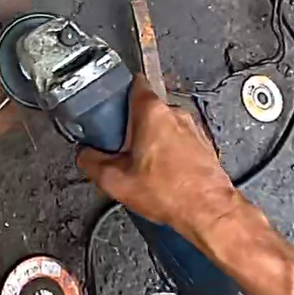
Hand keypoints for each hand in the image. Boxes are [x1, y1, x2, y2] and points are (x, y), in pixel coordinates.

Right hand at [77, 76, 245, 245]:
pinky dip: (168, 150)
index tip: (109, 103)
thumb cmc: (171, 193)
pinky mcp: (203, 144)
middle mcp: (175, 113)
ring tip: (140, 163)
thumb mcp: (114, 181)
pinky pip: (179, 139)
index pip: (134, 82)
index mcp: (151, 112)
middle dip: (131, 123)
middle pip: (146, 107)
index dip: (119, 91)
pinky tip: (161, 172)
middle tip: (119, 144)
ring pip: (163, 124)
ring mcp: (192, 128)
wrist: (208, 212)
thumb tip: (84, 155)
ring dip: (151, 137)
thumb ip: (91, 162)